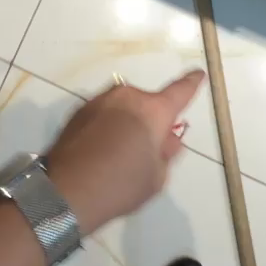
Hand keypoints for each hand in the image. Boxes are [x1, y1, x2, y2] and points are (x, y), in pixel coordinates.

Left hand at [45, 71, 203, 230]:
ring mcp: (100, 100)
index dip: (191, 84)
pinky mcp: (79, 110)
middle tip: (145, 150)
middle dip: (149, 121)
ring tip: (116, 154)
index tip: (198, 74)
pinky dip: (106, 126)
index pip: (179, 92)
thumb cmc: (120, 186)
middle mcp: (126, 96)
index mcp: (152, 110)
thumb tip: (169, 137)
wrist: (67, 191)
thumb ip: (167, 153)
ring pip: (123, 108)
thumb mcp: (156, 178)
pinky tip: (98, 152)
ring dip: (126, 122)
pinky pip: (103, 114)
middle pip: (147, 104)